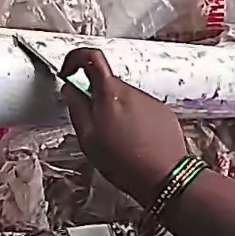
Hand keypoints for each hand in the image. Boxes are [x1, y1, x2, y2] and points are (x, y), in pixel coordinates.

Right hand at [59, 47, 234, 235]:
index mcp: (109, 93)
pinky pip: (139, 107)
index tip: (69, 72)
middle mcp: (131, 91)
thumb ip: (76, 108)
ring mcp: (149, 101)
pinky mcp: (162, 112)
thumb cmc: (123, 161)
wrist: (165, 178)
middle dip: (95, 95)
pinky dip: (131, 118)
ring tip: (114, 137)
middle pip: (106, 81)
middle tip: (90, 120)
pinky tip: (132, 140)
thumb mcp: (88, 138)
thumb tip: (69, 89)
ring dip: (114, 109)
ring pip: (123, 96)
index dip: (76, 58)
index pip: (91, 57)